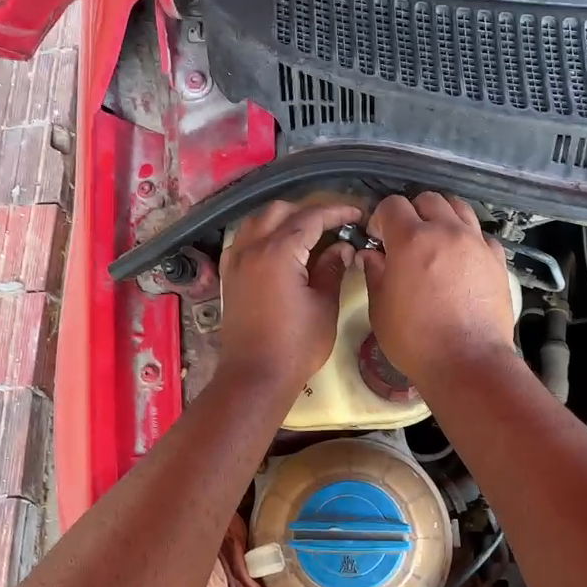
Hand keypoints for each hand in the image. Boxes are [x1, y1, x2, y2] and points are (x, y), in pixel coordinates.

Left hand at [218, 199, 363, 392]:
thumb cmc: (296, 345)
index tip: (357, 214)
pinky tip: (278, 248)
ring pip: (258, 221)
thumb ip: (332, 269)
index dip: (337, 212)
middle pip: (281, 211)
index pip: (311, 217)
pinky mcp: (229, 276)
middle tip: (334, 223)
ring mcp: (236, 261)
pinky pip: (244, 240)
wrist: (255, 376)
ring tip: (307, 231)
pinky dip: (263, 234)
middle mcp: (252, 248)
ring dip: (283, 219)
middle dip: (309, 210)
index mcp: (278, 252)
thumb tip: (342, 248)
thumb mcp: (323, 306)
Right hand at [359, 192, 515, 385]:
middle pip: (428, 200)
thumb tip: (371, 255)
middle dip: (413, 213)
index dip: (381, 218)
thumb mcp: (380, 309)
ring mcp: (476, 243)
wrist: (467, 361)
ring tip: (435, 242)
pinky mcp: (497, 260)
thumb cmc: (415, 339)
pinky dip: (468, 239)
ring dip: (442, 218)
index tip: (378, 239)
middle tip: (405, 239)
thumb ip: (374, 274)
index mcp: (411, 239)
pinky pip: (481, 235)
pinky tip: (461, 260)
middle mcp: (446, 231)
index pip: (392, 205)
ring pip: (459, 209)